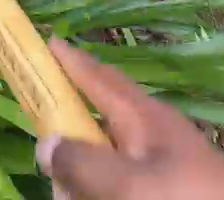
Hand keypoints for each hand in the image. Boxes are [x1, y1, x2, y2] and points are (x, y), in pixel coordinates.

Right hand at [37, 39, 223, 199]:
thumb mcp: (131, 188)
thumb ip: (82, 164)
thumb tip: (45, 143)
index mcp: (145, 118)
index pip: (97, 75)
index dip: (67, 58)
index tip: (42, 40)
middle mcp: (157, 137)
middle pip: (102, 116)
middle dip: (70, 125)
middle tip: (46, 139)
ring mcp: (173, 170)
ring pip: (115, 157)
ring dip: (89, 171)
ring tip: (72, 194)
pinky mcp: (181, 194)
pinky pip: (132, 185)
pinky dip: (110, 190)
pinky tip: (99, 197)